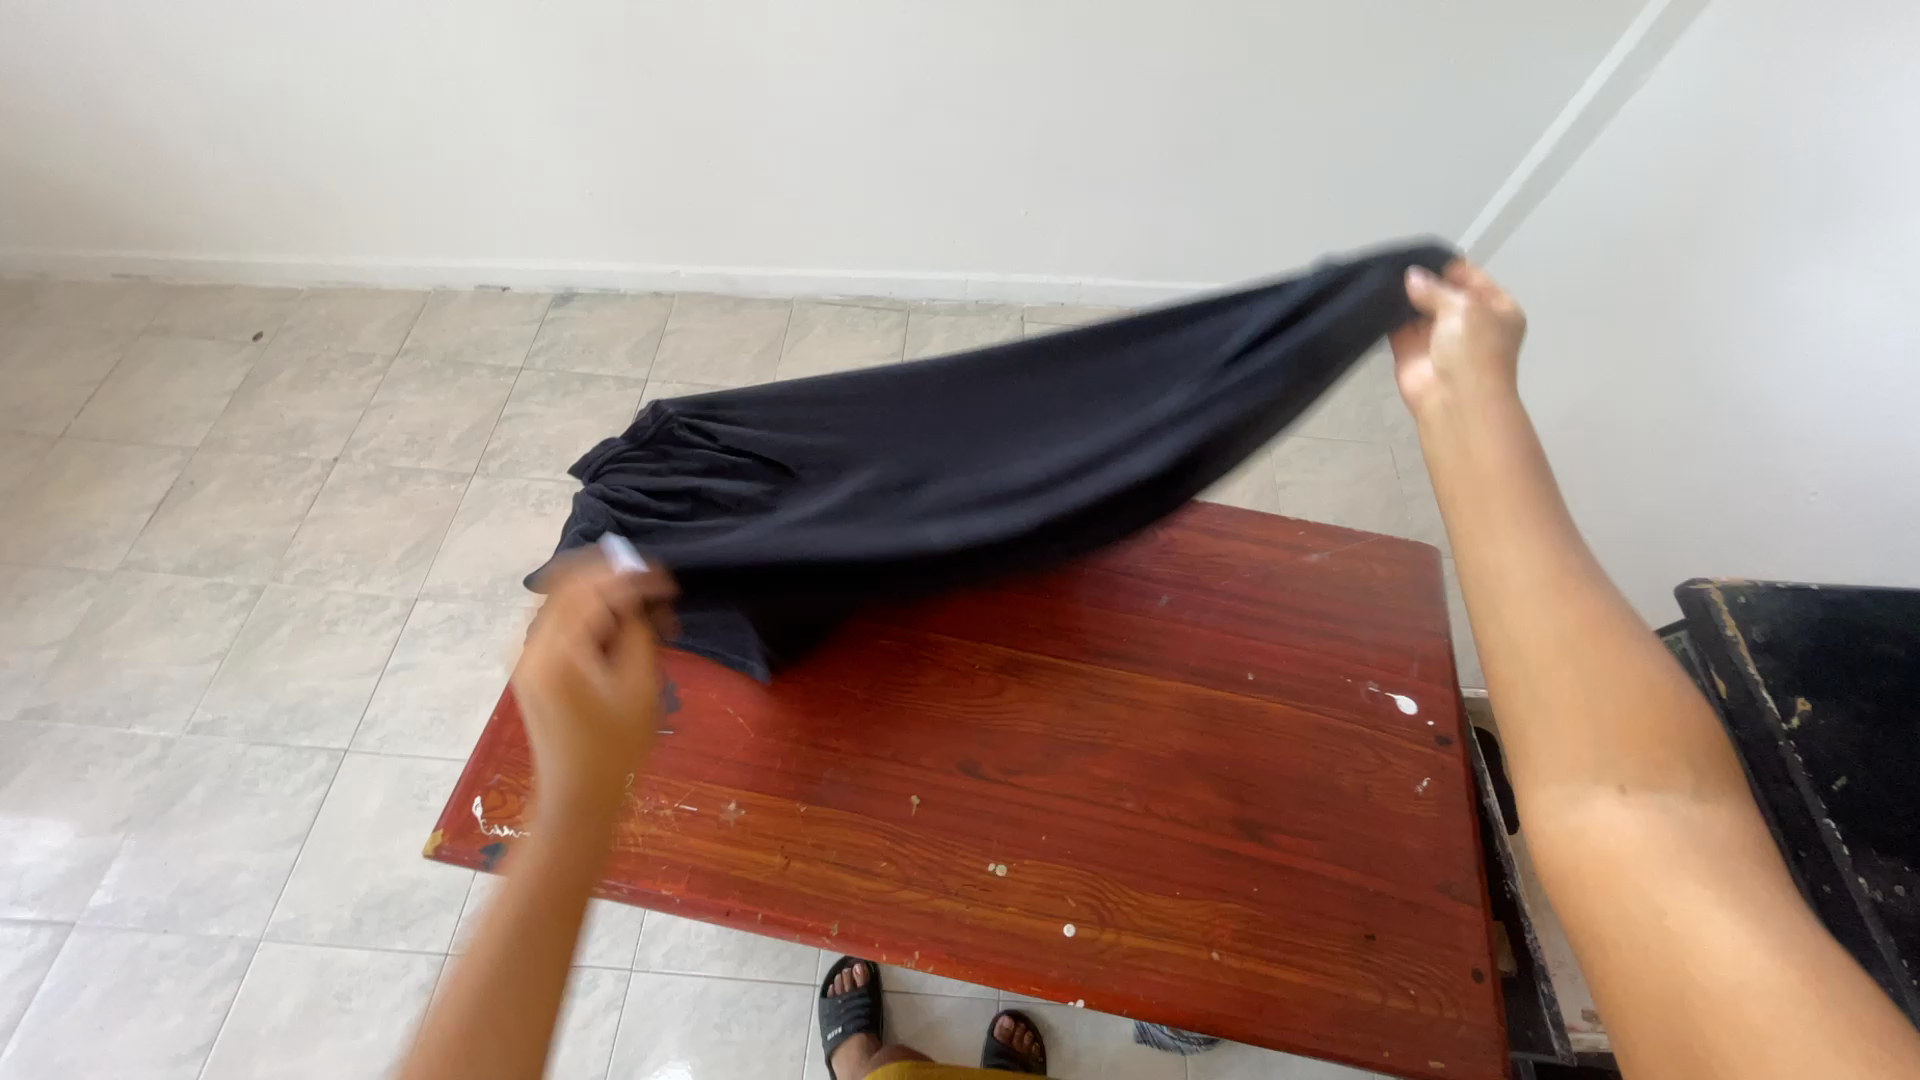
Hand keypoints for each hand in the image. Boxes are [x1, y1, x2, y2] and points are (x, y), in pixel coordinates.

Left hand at [511, 549, 676, 818]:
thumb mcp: (641, 685)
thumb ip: (637, 632)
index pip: (594, 589)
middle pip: (569, 583)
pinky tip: (619, 626)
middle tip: (656, 592)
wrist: (577, 794)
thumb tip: (639, 600)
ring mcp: (526, 655)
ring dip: (603, 593)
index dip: (633, 578)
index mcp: (559, 652)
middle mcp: (532, 646)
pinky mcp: (531, 665)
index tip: (668, 585)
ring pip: (563, 598)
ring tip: (642, 613)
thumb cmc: (617, 747)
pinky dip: (590, 611)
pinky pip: (559, 619)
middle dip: (615, 578)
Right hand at [1389, 259, 1526, 421]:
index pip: (1471, 278)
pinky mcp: (1409, 350)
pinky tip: (1374, 299)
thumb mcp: (1465, 307)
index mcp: (1496, 308)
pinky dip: (1387, 316)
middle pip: (1442, 292)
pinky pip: (1397, 327)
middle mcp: (1468, 321)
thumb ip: (1435, 289)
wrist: (1454, 398)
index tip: (1423, 255)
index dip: (1449, 266)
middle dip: (1423, 280)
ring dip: (1403, 297)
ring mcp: (1437, 336)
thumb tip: (1410, 276)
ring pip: (1418, 309)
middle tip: (1396, 262)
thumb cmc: (1474, 349)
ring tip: (1381, 276)